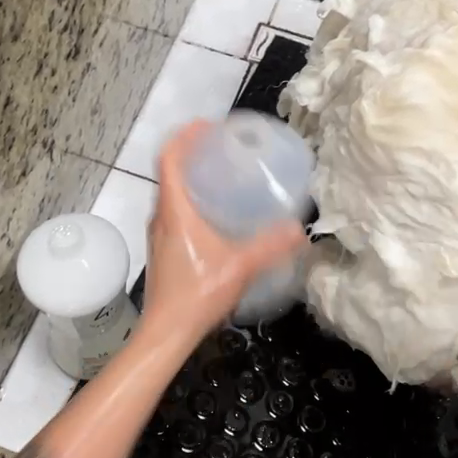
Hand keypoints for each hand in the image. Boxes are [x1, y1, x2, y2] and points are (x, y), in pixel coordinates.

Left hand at [143, 121, 308, 339]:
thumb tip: (299, 229)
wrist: (166, 333)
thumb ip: (270, 246)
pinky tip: (216, 214)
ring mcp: (158, 234)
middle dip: (191, 153)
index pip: (168, 159)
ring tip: (220, 175)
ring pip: (170, 194)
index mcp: (173, 211)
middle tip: (221, 147)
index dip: (184, 136)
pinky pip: (173, 212)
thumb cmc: (196, 296)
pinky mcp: (162, 250)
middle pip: (169, 172)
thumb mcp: (240, 267)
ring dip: (190, 178)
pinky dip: (190, 200)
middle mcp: (160, 217)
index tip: (206, 125)